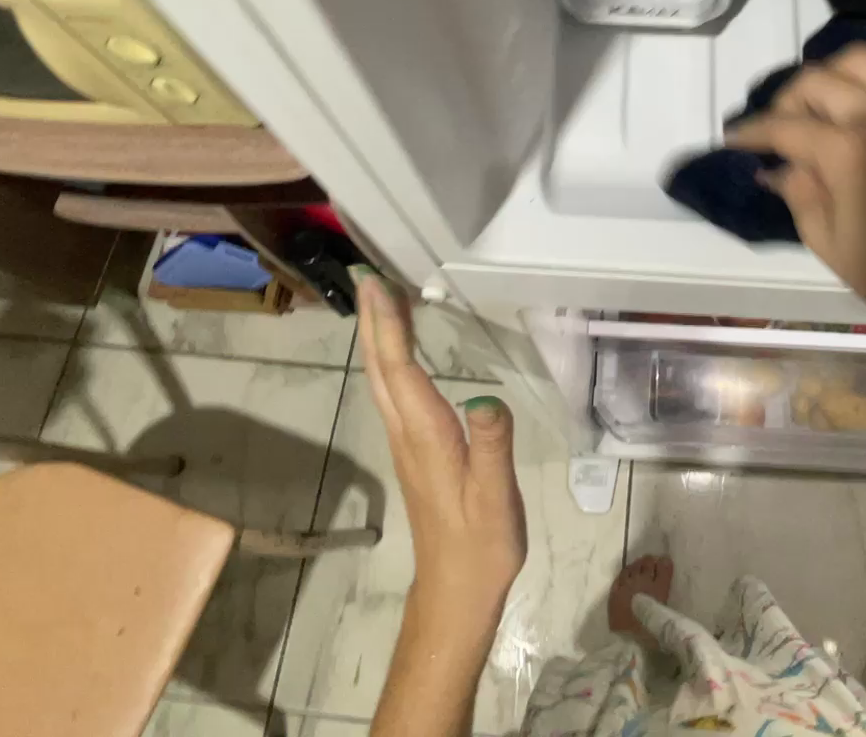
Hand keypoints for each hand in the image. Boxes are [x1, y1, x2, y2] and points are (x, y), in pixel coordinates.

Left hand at [354, 270, 526, 616]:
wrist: (456, 590)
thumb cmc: (481, 544)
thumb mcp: (496, 497)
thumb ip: (492, 447)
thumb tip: (485, 397)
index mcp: (425, 435)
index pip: (399, 369)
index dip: (387, 324)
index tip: (375, 284)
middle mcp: (406, 432)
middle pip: (381, 367)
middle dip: (374, 319)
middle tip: (369, 275)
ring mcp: (406, 442)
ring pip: (383, 379)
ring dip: (380, 336)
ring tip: (384, 299)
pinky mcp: (414, 450)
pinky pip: (395, 391)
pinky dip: (393, 359)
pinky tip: (403, 352)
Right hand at [727, 42, 865, 354]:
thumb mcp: (828, 241)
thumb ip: (799, 191)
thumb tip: (779, 167)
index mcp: (850, 150)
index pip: (786, 126)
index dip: (752, 133)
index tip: (731, 140)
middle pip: (818, 80)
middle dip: (785, 102)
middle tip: (771, 134)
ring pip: (856, 63)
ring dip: (823, 83)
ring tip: (807, 119)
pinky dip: (854, 88)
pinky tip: (840, 125)